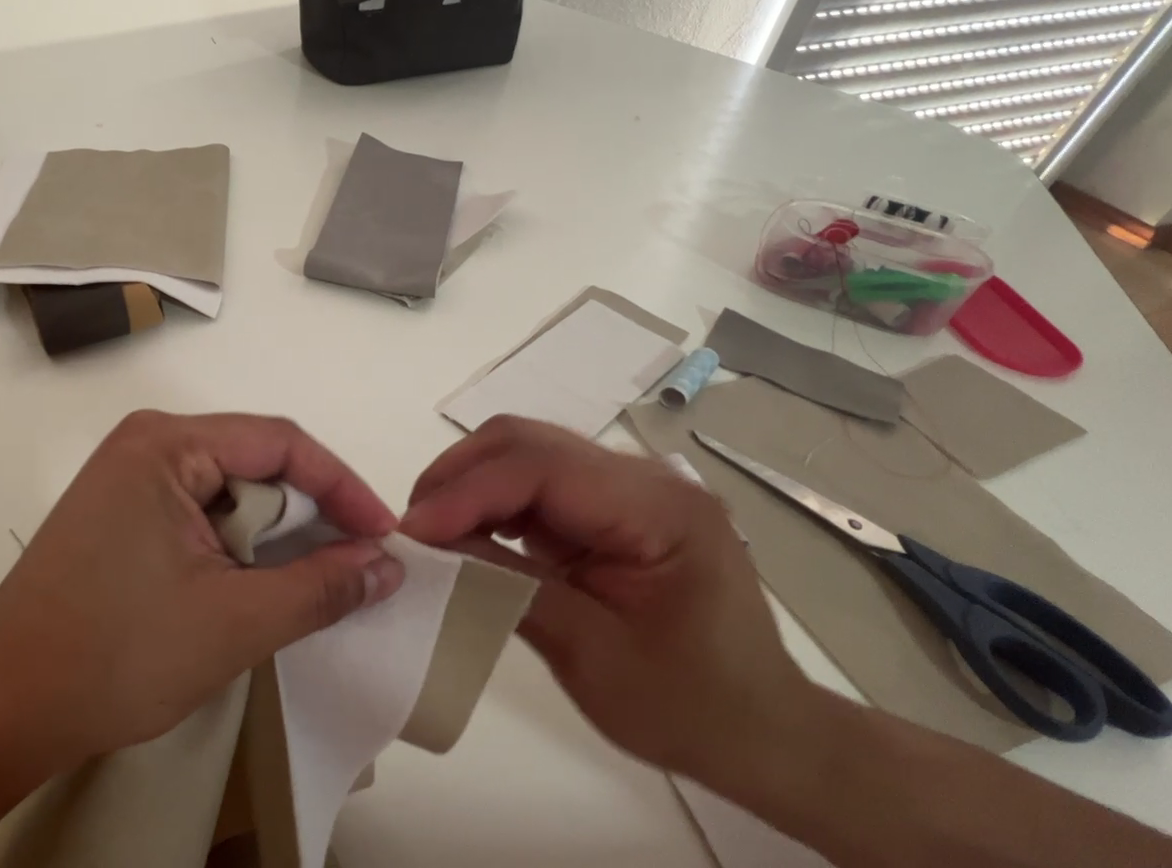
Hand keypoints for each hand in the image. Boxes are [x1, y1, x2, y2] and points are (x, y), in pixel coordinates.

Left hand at [0, 410, 405, 770]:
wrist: (0, 712)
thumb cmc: (116, 655)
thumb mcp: (237, 622)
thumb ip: (322, 586)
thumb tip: (386, 565)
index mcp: (165, 444)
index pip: (280, 442)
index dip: (343, 488)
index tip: (386, 539)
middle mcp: (142, 446)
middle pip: (252, 463)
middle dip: (307, 517)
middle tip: (352, 570)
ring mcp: (122, 482)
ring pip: (226, 494)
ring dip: (270, 540)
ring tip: (305, 589)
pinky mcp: (114, 519)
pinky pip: (195, 517)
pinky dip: (233, 551)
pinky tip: (249, 591)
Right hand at [399, 416, 815, 780]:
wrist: (760, 731)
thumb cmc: (688, 706)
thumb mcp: (591, 655)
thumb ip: (509, 587)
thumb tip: (433, 547)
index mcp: (660, 509)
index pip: (541, 469)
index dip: (467, 492)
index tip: (411, 533)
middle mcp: (646, 479)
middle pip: (529, 441)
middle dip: (459, 476)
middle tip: (412, 528)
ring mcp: (629, 489)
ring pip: (526, 453)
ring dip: (470, 484)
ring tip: (430, 532)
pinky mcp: (611, 508)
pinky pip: (537, 485)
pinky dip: (493, 503)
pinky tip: (467, 536)